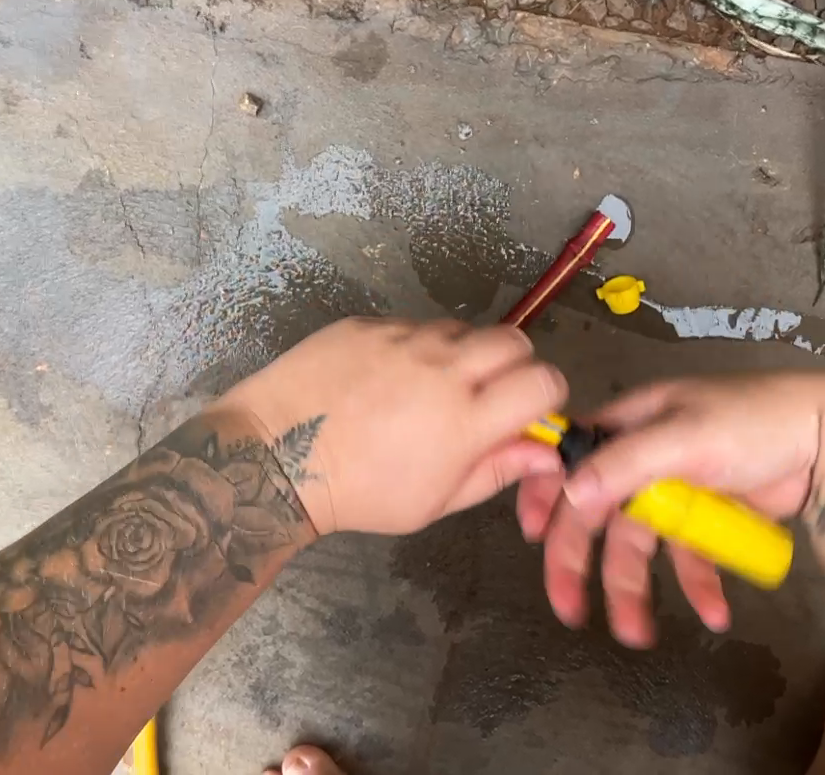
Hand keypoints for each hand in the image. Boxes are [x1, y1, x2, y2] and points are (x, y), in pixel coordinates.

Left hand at [220, 317, 567, 536]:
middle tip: (486, 392)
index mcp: (467, 418)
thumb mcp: (435, 500)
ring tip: (428, 384)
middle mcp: (445, 367)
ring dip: (462, 354)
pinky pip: (414, 325)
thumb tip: (546, 452)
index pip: (544, 381)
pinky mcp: (373, 322)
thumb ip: (498, 470)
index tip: (529, 409)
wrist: (276, 456)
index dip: (547, 393)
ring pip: (462, 330)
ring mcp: (406, 338)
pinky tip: (386, 375)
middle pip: (514, 341)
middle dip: (514, 364)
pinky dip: (415, 347)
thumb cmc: (361, 492)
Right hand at [517, 372, 824, 647]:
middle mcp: (640, 458)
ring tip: (638, 636)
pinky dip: (695, 585)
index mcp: (627, 426)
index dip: (545, 492)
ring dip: (634, 589)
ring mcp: (673, 490)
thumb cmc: (747, 421)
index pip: (570, 458)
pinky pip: (686, 557)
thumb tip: (569, 495)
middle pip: (597, 512)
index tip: (531, 534)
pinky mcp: (705, 517)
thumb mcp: (683, 436)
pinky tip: (715, 612)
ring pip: (638, 545)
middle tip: (569, 609)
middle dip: (579, 560)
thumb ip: (624, 464)